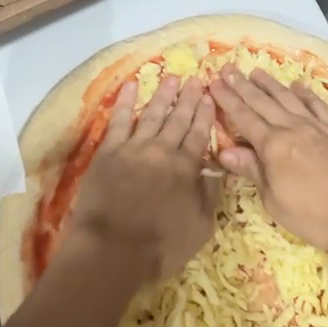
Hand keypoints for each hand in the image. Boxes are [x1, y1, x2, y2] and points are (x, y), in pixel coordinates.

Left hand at [64, 75, 218, 281]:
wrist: (113, 249)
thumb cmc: (160, 246)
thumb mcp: (201, 228)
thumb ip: (210, 195)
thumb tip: (218, 170)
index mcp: (186, 168)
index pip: (199, 134)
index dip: (205, 115)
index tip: (210, 97)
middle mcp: (162, 151)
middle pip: (178, 119)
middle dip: (189, 98)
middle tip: (196, 79)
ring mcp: (134, 148)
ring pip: (152, 114)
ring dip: (163, 95)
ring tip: (172, 77)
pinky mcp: (109, 151)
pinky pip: (119, 120)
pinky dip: (125, 101)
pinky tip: (130, 86)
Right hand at [209, 66, 327, 256]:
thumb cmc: (315, 215)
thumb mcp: (274, 201)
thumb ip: (252, 171)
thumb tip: (225, 152)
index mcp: (272, 145)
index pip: (243, 117)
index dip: (227, 100)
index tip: (213, 83)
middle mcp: (292, 128)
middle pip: (262, 102)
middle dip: (242, 85)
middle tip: (227, 68)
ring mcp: (317, 127)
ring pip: (288, 98)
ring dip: (270, 84)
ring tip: (256, 71)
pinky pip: (318, 106)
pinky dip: (305, 94)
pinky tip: (298, 86)